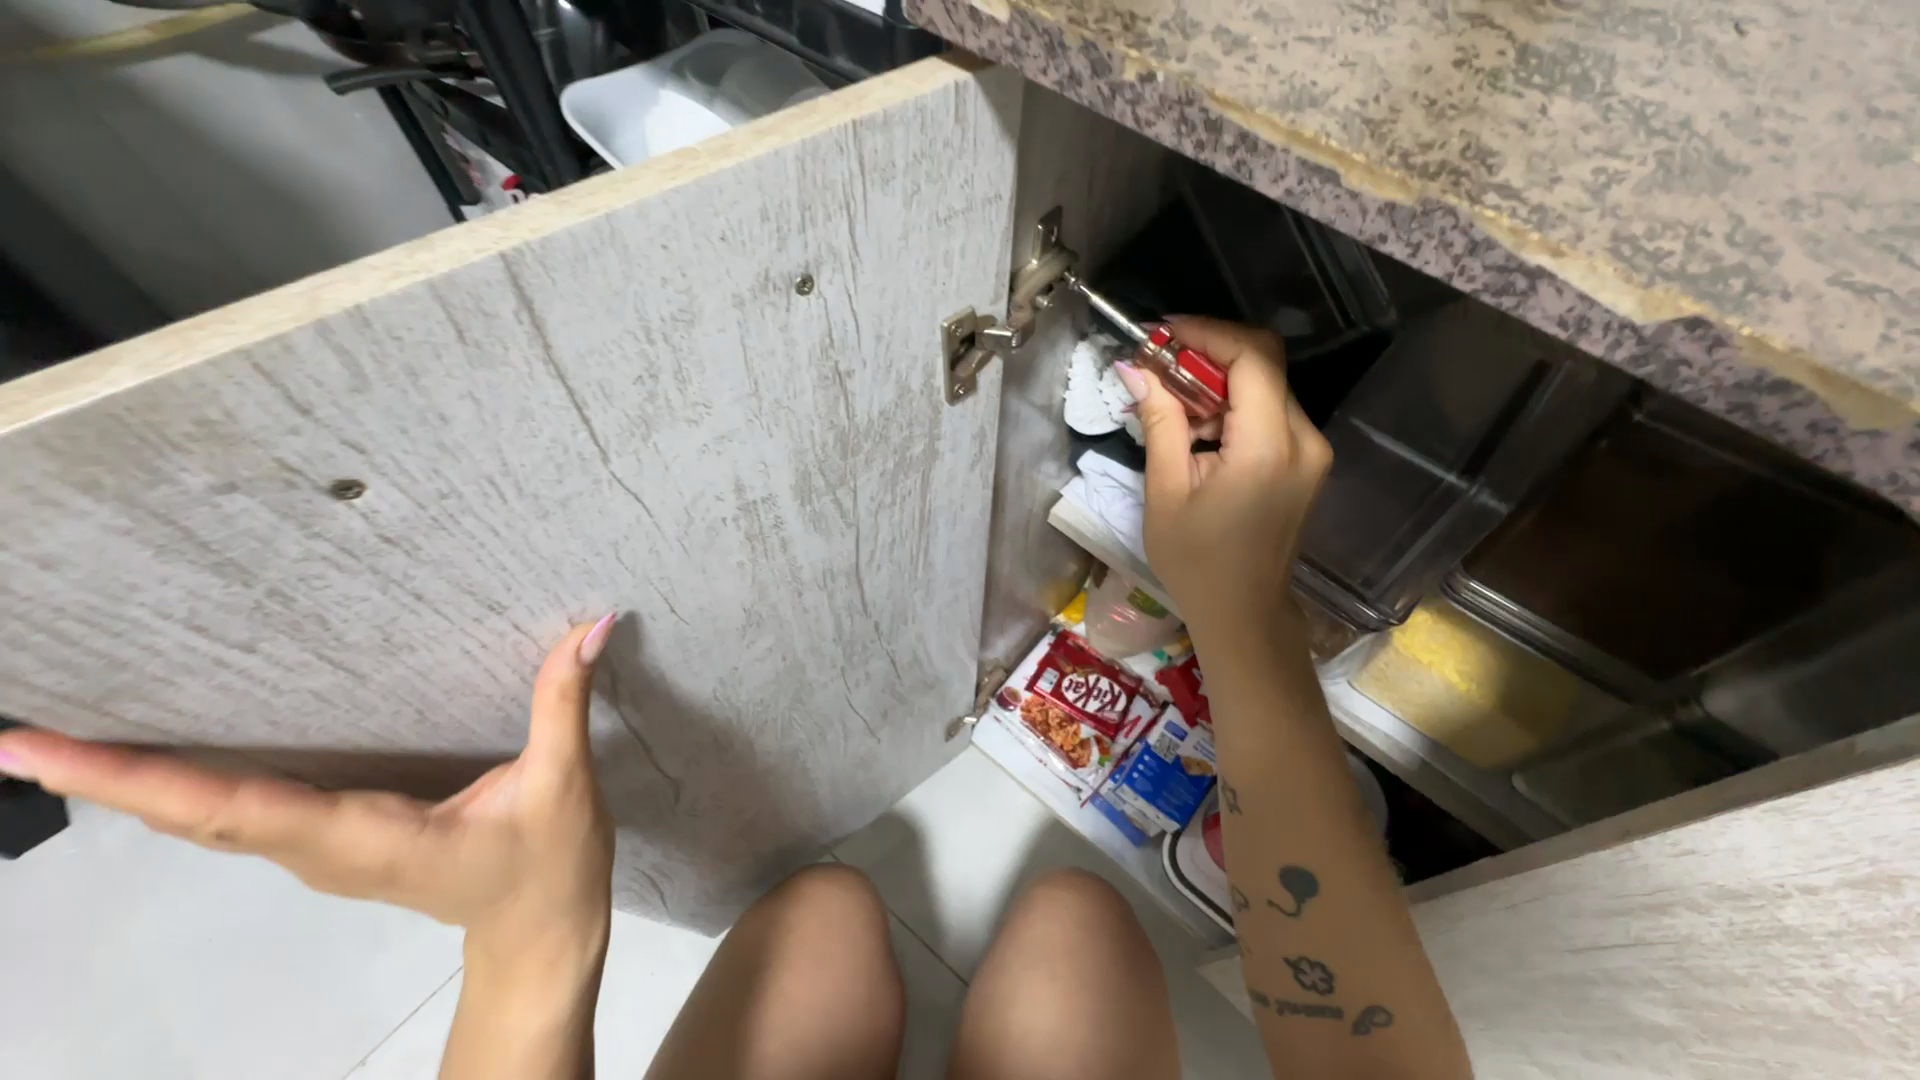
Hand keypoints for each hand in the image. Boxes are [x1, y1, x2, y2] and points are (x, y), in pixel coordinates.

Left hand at [0, 614, 619, 969]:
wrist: (541, 940)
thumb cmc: (549, 869)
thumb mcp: (563, 785)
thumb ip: (561, 703)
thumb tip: (585, 626)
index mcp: (365, 837)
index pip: (233, 809)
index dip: (137, 780)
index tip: (34, 749)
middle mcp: (322, 850)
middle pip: (195, 818)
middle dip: (105, 777)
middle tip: (18, 731)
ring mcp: (323, 854)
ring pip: (209, 821)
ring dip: (137, 783)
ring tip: (69, 737)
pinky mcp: (338, 846)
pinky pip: (244, 816)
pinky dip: (191, 788)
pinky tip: (175, 758)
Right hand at [1115, 317, 1332, 638]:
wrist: (1244, 612)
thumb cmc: (1196, 561)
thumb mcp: (1166, 491)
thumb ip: (1160, 422)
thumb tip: (1137, 369)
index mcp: (1267, 447)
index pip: (1252, 358)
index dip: (1208, 333)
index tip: (1163, 334)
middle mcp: (1303, 439)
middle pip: (1264, 365)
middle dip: (1209, 352)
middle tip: (1160, 362)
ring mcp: (1312, 451)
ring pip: (1267, 386)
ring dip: (1220, 380)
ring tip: (1172, 400)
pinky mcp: (1307, 461)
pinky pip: (1271, 412)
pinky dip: (1234, 406)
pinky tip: (1200, 428)